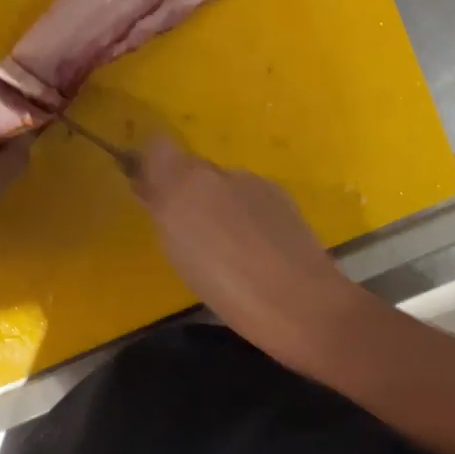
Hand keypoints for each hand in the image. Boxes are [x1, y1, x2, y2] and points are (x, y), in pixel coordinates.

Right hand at [133, 137, 355, 343]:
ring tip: (223, 252)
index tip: (151, 199)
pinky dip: (244, 218)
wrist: (305, 306)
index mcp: (189, 182)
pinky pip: (249, 201)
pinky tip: (253, 253)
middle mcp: (224, 173)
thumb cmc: (230, 288)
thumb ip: (163, 208)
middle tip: (186, 236)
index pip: (160, 147)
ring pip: (223, 187)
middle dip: (185, 193)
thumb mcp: (180, 253)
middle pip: (193, 169)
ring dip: (216, 208)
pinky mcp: (285, 201)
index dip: (153, 167)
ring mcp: (258, 186)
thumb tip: (149, 181)